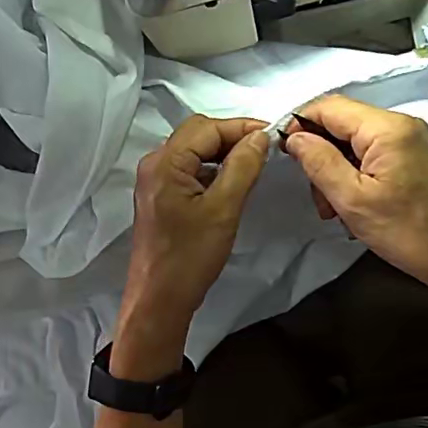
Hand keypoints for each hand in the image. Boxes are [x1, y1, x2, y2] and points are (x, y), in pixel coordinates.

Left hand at [116, 116, 272, 372]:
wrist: (160, 300)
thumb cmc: (190, 256)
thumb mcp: (224, 209)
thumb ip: (243, 167)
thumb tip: (260, 137)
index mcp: (165, 163)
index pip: (207, 127)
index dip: (242, 127)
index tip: (273, 134)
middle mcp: (154, 165)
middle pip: (198, 134)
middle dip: (232, 136)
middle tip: (266, 148)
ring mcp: (155, 181)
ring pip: (194, 152)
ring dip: (223, 153)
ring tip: (254, 163)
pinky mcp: (160, 197)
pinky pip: (189, 170)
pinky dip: (212, 170)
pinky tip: (232, 182)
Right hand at [283, 96, 427, 302]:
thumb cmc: (409, 233)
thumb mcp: (353, 200)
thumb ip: (319, 162)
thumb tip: (294, 136)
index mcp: (387, 128)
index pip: (329, 106)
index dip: (299, 123)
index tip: (282, 153)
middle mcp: (403, 125)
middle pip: (342, 124)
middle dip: (321, 155)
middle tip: (320, 199)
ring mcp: (413, 141)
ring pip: (355, 143)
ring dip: (337, 171)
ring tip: (337, 210)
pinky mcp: (417, 160)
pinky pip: (374, 156)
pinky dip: (357, 177)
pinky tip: (356, 207)